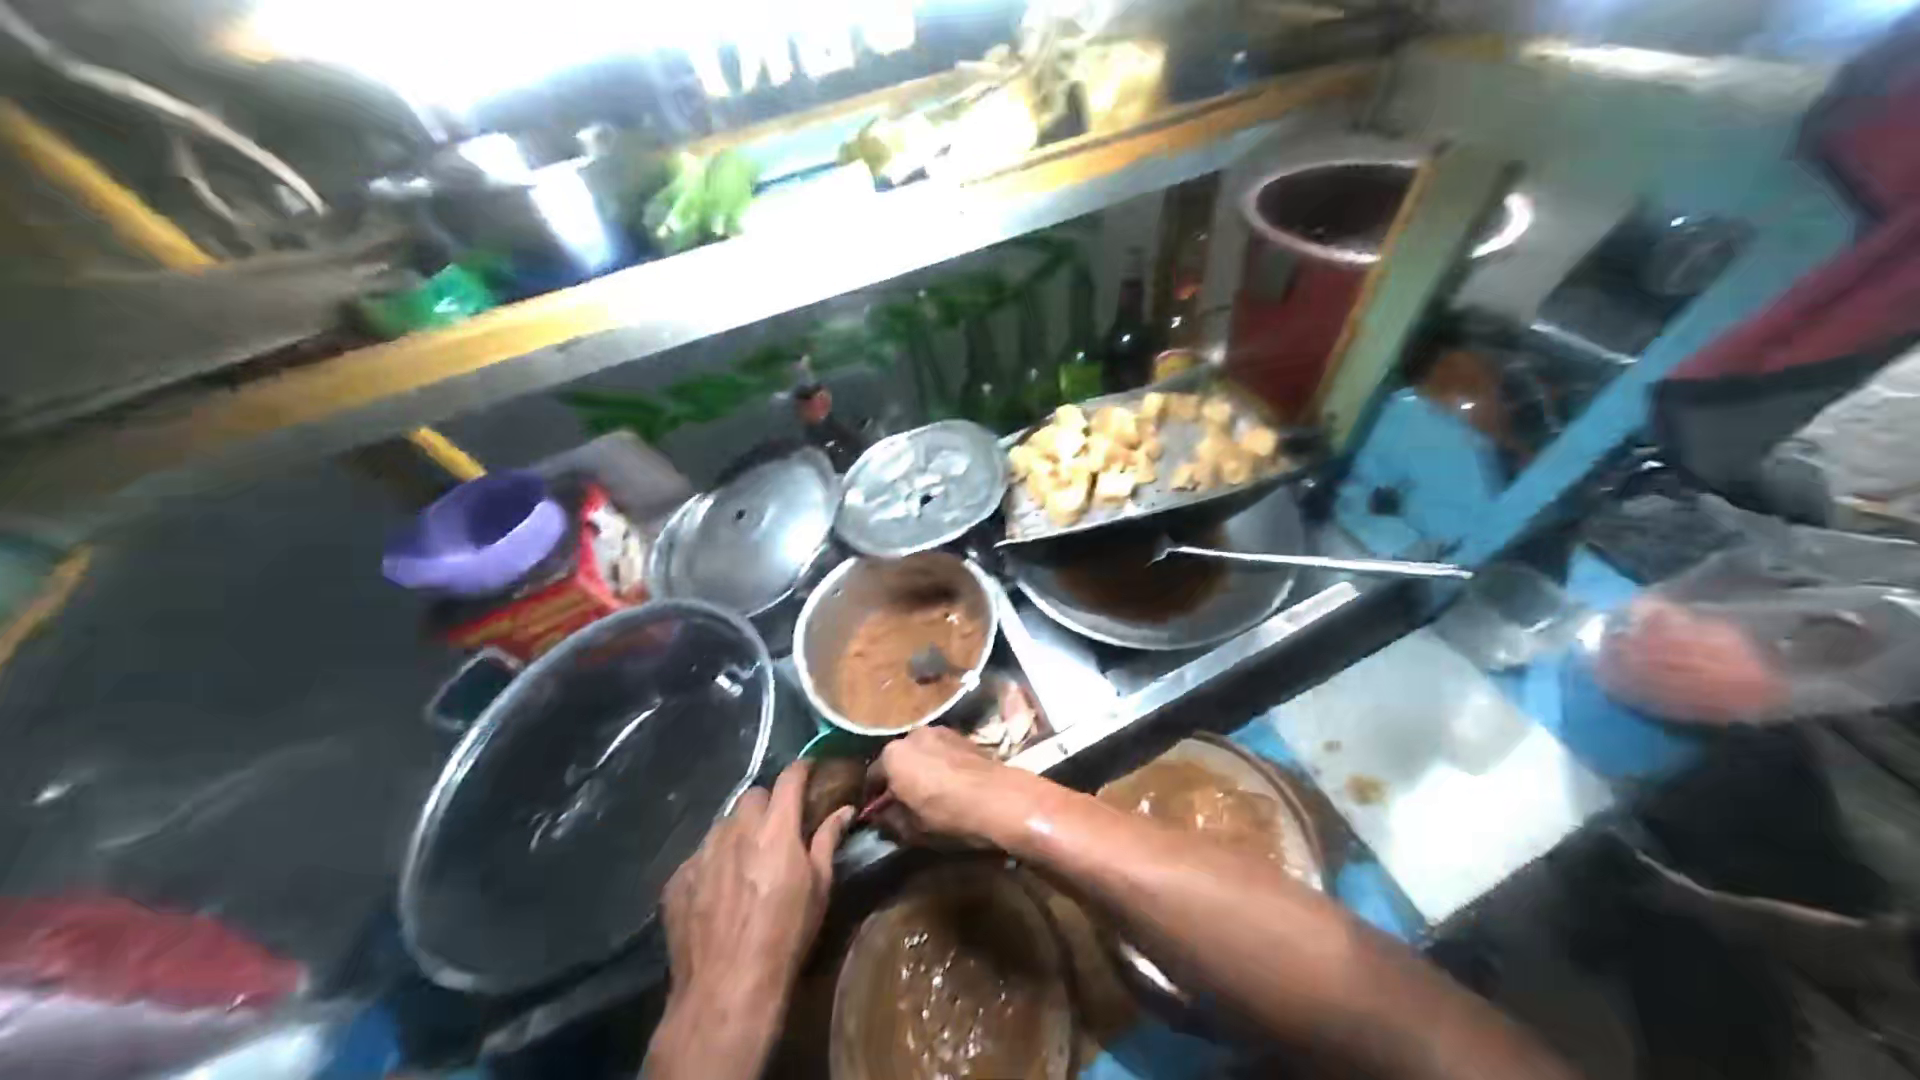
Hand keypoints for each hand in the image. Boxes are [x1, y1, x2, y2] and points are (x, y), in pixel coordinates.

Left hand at [659, 760, 853, 1024]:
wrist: (727, 988)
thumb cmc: (785, 935)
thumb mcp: (819, 888)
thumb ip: (828, 840)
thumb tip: (844, 810)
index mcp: (775, 829)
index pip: (789, 778)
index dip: (801, 769)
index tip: (809, 771)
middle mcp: (736, 830)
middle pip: (753, 796)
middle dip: (768, 804)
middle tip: (778, 828)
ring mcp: (702, 852)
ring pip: (724, 824)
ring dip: (739, 832)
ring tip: (747, 861)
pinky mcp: (678, 878)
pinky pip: (700, 855)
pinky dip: (713, 862)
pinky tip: (719, 891)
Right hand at [870, 726, 1050, 845]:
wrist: (1000, 799)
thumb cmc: (948, 816)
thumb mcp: (912, 829)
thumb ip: (889, 819)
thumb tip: (881, 816)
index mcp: (892, 756)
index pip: (872, 777)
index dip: (873, 797)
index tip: (877, 813)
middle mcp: (912, 735)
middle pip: (898, 759)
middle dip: (898, 778)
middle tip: (905, 802)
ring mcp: (940, 731)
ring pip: (921, 752)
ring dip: (921, 768)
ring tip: (930, 791)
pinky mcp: (963, 735)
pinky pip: (942, 751)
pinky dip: (941, 763)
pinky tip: (951, 783)